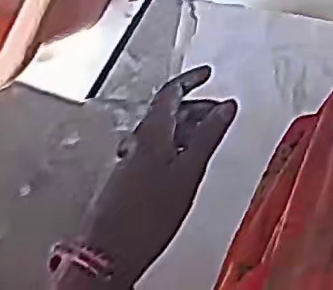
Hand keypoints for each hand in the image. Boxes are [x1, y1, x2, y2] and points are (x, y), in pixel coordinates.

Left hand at [77, 66, 236, 284]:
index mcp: (152, 133)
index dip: (190, 80)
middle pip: (167, 112)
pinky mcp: (125, 183)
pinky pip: (154, 151)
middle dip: (195, 107)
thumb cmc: (147, 214)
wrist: (105, 259)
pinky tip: (185, 162)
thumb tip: (227, 106)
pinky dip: (174, 146)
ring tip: (207, 137)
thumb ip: (210, 134)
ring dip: (186, 128)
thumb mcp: (190, 169)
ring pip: (161, 133)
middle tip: (218, 111)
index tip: (207, 73)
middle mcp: (136, 143)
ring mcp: (128, 164)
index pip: (170, 93)